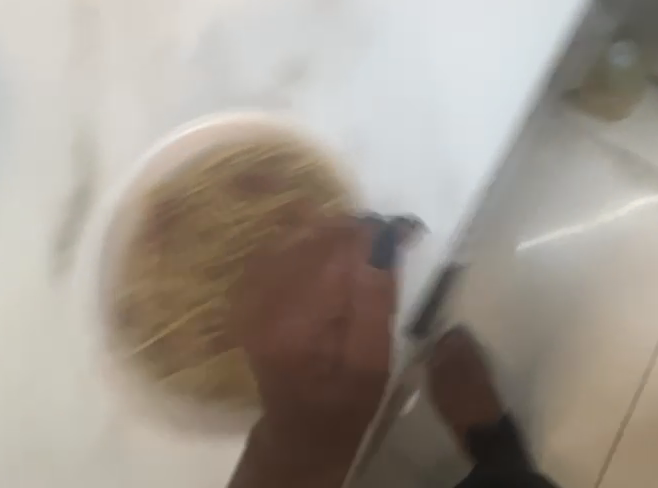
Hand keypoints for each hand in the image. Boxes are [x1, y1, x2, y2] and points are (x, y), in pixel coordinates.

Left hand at [231, 219, 396, 481]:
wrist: (300, 428)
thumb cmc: (345, 399)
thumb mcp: (374, 359)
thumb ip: (377, 296)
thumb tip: (386, 237)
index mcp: (299, 319)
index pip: (340, 249)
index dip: (376, 232)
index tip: (406, 230)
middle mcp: (267, 296)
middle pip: (318, 233)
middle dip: (357, 229)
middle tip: (387, 236)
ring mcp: (253, 290)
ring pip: (301, 231)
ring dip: (337, 232)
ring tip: (363, 245)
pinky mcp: (251, 287)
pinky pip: (286, 243)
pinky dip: (313, 240)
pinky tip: (333, 254)